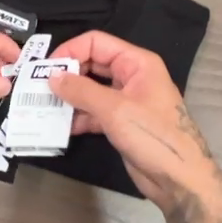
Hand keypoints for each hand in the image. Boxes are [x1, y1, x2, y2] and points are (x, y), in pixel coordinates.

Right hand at [47, 31, 221, 212]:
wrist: (180, 179)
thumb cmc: (153, 136)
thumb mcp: (115, 110)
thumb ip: (81, 90)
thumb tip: (52, 77)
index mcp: (137, 63)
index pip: (96, 43)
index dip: (70, 50)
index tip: (46, 69)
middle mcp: (132, 76)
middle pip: (92, 64)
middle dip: (67, 75)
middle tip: (40, 88)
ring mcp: (126, 100)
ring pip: (90, 90)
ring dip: (69, 98)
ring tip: (45, 107)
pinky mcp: (121, 122)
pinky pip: (93, 112)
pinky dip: (78, 117)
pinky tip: (60, 126)